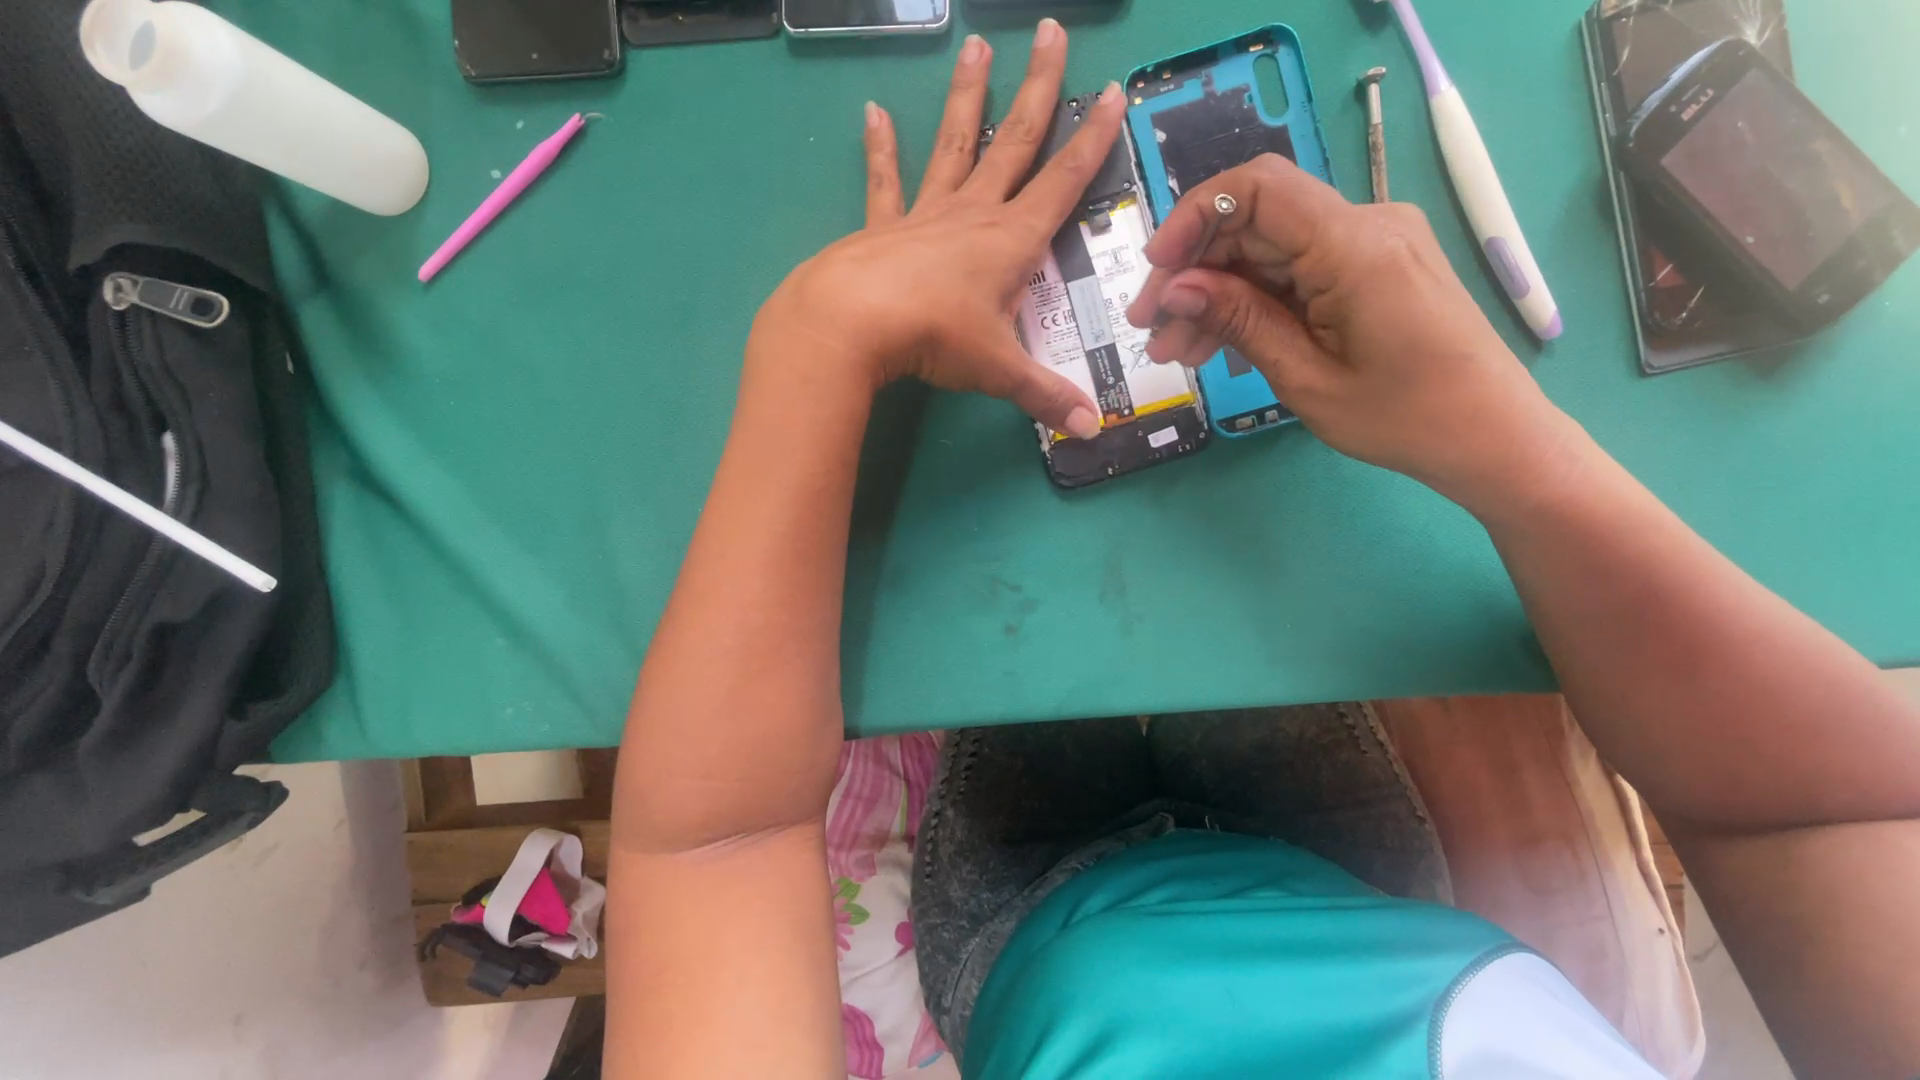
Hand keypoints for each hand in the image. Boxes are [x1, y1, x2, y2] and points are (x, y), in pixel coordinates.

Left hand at [749, 21, 1123, 439]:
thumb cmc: (933, 338)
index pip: (1064, 182)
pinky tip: (873, 112)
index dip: (1092, 140)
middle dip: (1039, 87)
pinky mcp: (883, 227)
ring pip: (956, 146)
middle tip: (1051, 33)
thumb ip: (1046, 396)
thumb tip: (1093, 430)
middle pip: (1015, 142)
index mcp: (1011, 240)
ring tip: (976, 47)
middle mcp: (974, 214)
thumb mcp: (998, 370)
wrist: (853, 325)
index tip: (1112, 93)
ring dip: (968, 97)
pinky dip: (880, 149)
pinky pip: (885, 182)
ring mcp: (926, 214)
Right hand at [1123, 155, 1582, 510]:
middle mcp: (1366, 224)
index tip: (1157, 272)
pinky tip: (1223, 346)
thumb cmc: (1404, 418)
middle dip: (1194, 274)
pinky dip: (1256, 302)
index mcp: (1354, 245)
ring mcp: (1373, 243)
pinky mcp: (1374, 266)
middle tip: (1153, 333)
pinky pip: (1298, 270)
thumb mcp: (1306, 378)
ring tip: (1179, 354)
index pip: (1258, 188)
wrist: (1492, 436)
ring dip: (1218, 295)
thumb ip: (1241, 321)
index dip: (1195, 218)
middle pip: (1256, 224)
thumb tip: (1176, 288)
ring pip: (1270, 251)